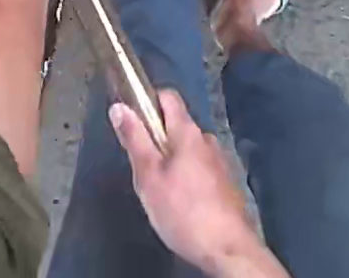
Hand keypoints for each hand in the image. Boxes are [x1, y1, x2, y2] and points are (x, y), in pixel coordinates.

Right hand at [110, 91, 289, 277]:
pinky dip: (190, 177)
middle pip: (177, 125)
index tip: (134, 120)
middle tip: (144, 168)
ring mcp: (220, 160)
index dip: (149, 100)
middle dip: (158, 139)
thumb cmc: (183, 210)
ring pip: (190, 150)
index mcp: (187, 130)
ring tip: (162, 191)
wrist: (229, 250)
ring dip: (174, 161)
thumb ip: (134, 139)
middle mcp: (206, 138)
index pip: (168, 96)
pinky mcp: (228, 183)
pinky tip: (184, 203)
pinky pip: (202, 168)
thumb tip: (119, 106)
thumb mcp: (149, 177)